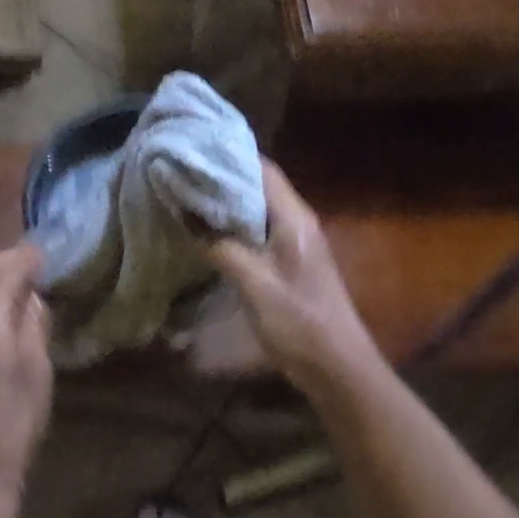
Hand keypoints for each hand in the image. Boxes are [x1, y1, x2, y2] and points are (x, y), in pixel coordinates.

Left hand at [0, 243, 53, 491]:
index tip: (42, 252)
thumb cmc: (16, 418)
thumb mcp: (37, 368)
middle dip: (4, 261)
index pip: (3, 273)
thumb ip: (33, 323)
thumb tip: (31, 296)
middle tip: (30, 258)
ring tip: (18, 277)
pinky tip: (0, 304)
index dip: (24, 259)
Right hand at [205, 162, 380, 396]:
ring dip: (226, 202)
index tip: (192, 150)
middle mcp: (297, 221)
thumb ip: (221, 245)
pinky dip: (234, 225)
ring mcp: (296, 242)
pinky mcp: (290, 262)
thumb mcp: (254, 283)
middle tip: (180, 172)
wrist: (338, 367)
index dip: (228, 156)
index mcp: (294, 218)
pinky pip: (259, 231)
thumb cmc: (299, 321)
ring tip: (186, 196)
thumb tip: (185, 212)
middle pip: (258, 185)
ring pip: (257, 209)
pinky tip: (207, 232)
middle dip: (222, 177)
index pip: (262, 168)